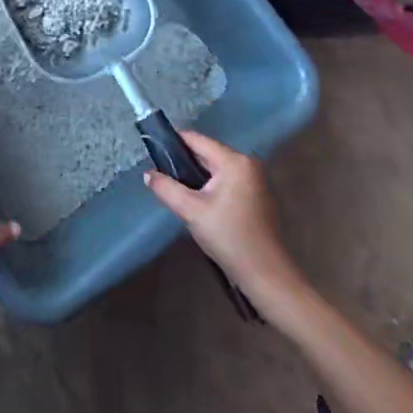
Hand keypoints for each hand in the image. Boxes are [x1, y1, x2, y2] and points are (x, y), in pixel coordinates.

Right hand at [144, 131, 301, 296]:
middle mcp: (247, 163)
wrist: (265, 273)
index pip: (197, 140)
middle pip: (207, 153)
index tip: (153, 153)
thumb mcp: (192, 211)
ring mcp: (254, 178)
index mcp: (234, 161)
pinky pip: (226, 179)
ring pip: (216, 168)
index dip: (173, 143)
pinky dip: (210, 185)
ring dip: (196, 176)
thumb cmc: (229, 237)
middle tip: (163, 177)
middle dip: (184, 163)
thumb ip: (167, 188)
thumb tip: (148, 174)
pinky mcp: (256, 193)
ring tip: (177, 189)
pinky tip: (198, 201)